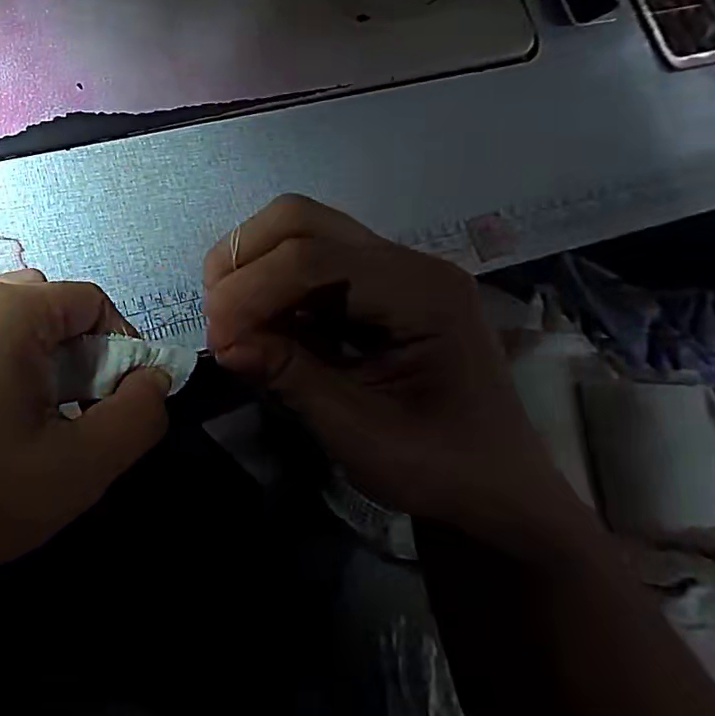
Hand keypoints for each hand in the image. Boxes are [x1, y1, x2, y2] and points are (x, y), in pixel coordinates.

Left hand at [0, 257, 171, 605]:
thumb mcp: (81, 466)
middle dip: (80, 348)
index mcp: (10, 311)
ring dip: (37, 336)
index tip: (116, 403)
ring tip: (36, 395)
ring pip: (9, 298)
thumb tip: (151, 378)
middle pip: (52, 300)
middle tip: (78, 412)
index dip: (119, 348)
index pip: (90, 301)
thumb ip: (138, 415)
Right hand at [205, 195, 583, 554]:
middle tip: (221, 320)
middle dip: (241, 262)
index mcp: (422, 294)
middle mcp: (404, 264)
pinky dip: (261, 288)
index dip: (249, 292)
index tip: (220, 344)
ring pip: (290, 233)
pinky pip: (294, 262)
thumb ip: (290, 377)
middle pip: (296, 221)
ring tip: (234, 325)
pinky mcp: (363, 287)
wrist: (494, 494)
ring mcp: (384, 271)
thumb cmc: (442, 470)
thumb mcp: (362, 435)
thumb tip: (223, 343)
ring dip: (246, 271)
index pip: (311, 259)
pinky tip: (258, 330)